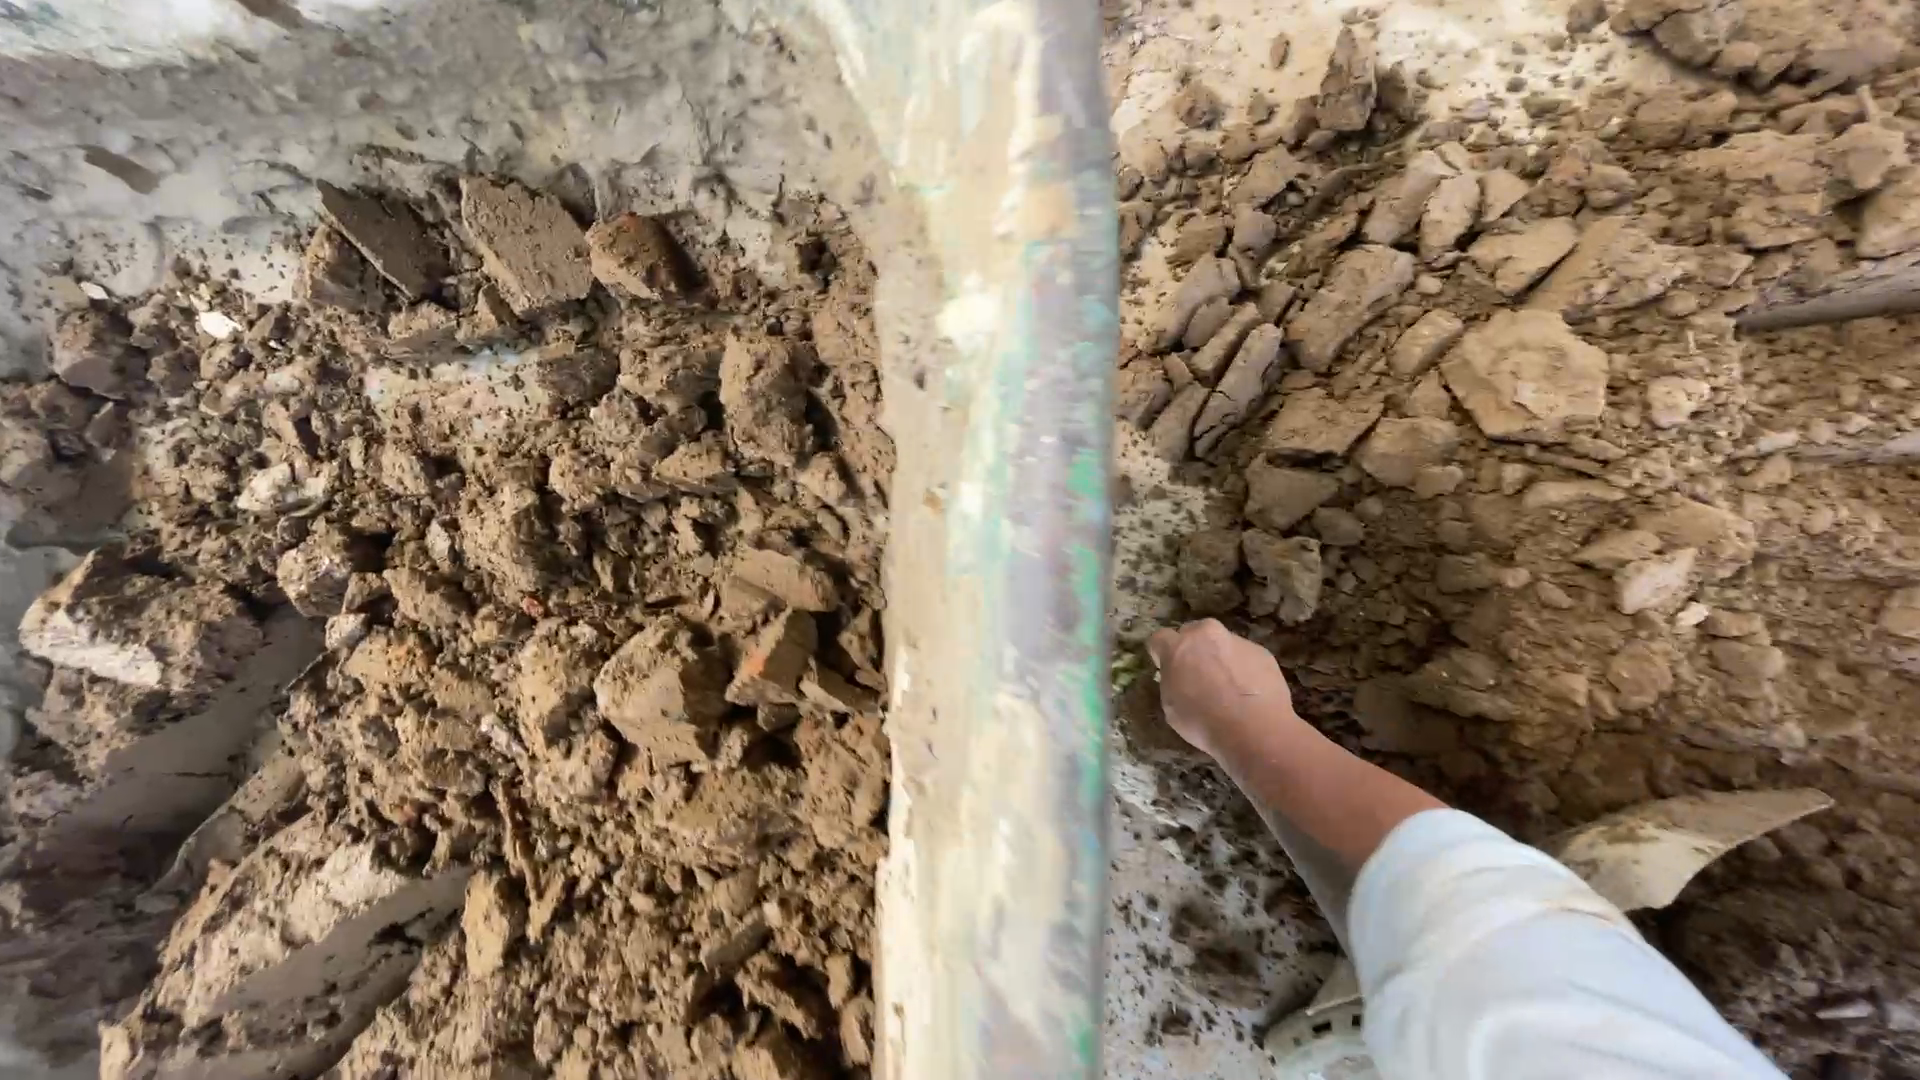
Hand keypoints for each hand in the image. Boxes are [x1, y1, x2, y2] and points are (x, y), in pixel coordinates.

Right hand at [1147, 619, 1300, 759]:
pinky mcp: (1261, 651)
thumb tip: (1180, 676)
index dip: (1161, 653)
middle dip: (1192, 648)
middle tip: (1197, 674)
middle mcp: (1206, 634)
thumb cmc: (1203, 721)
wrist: (1255, 730)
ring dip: (1219, 657)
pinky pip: (1245, 656)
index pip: (1159, 638)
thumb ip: (1172, 680)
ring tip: (1228, 687)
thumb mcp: (1171, 705)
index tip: (1166, 668)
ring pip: (1221, 643)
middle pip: (1193, 632)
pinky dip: (1242, 668)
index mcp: (1178, 646)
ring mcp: (1236, 640)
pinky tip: (1247, 692)